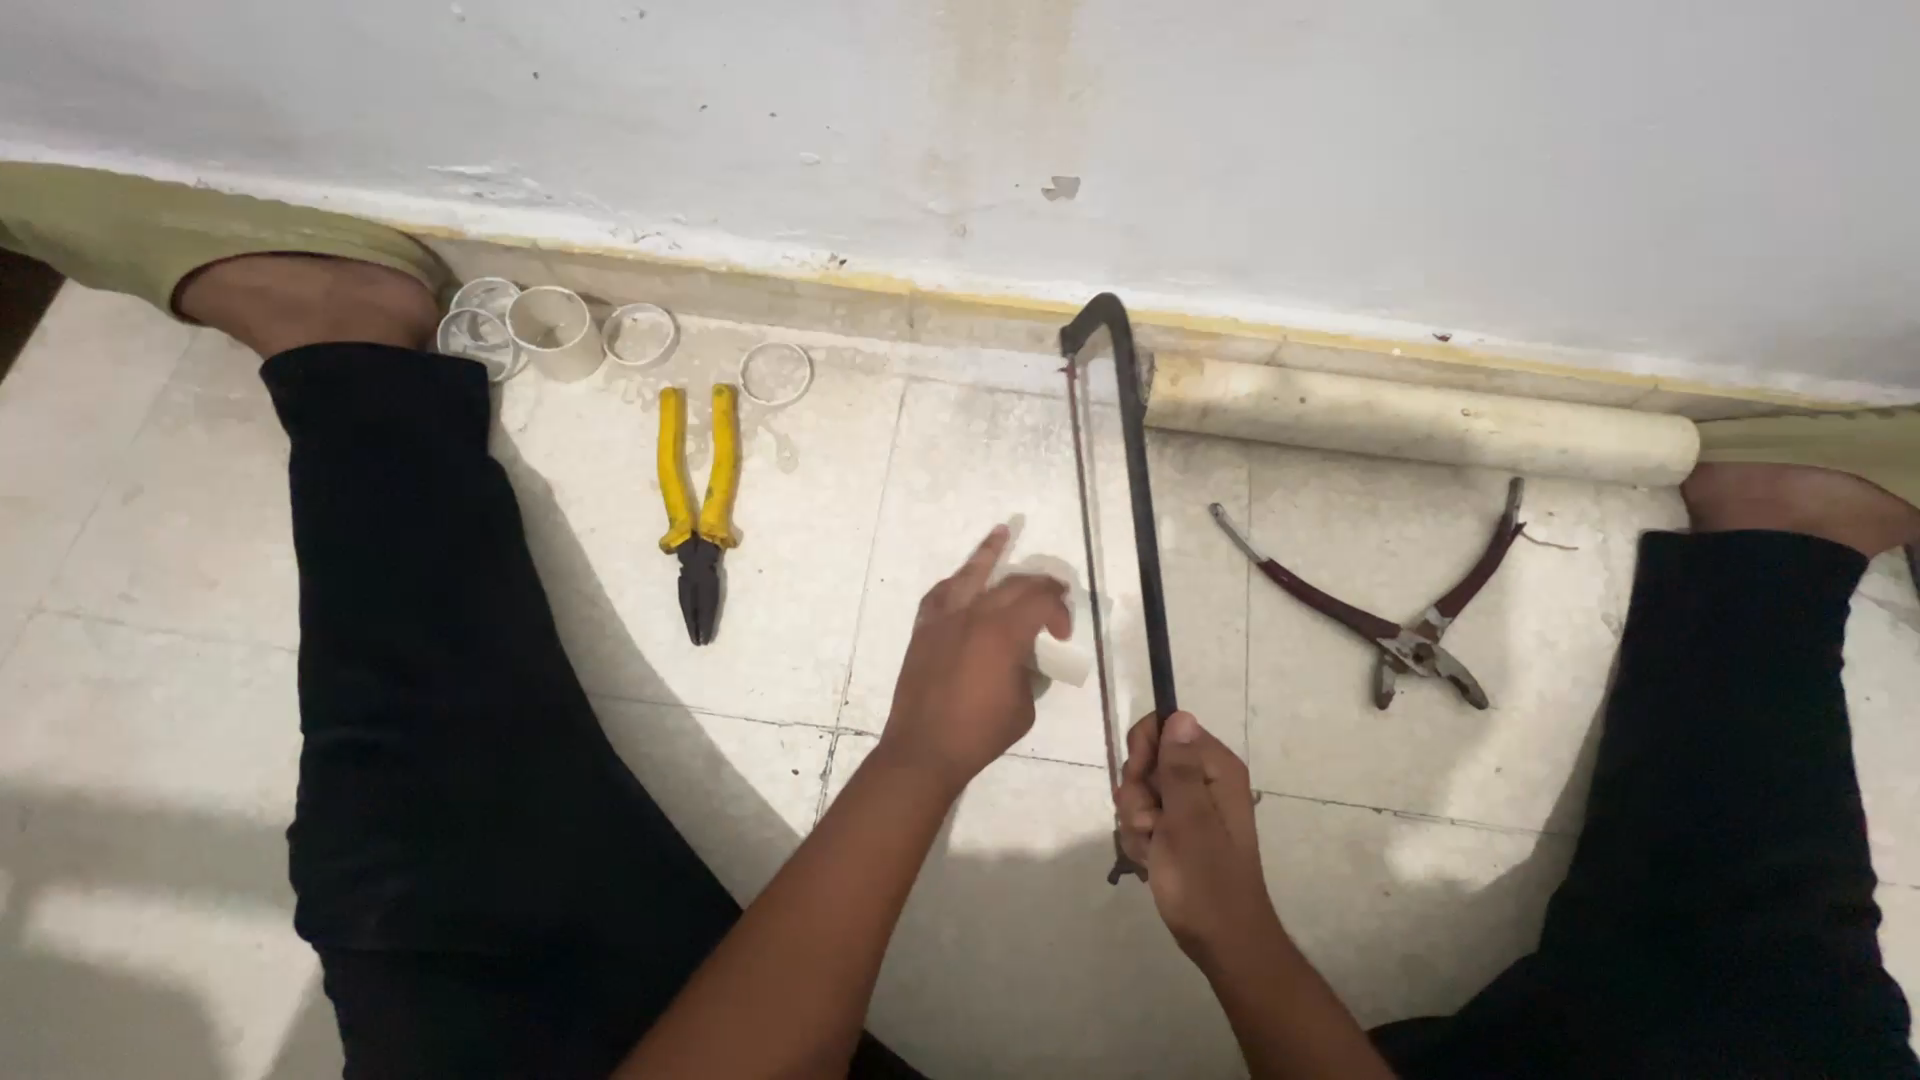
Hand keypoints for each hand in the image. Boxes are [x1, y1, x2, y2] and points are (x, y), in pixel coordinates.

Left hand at [879, 525, 1071, 794]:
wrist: (924, 747)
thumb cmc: (981, 732)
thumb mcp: (1024, 705)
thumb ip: (1029, 671)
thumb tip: (1024, 657)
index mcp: (1004, 633)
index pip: (1042, 602)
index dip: (1060, 611)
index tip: (1062, 634)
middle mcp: (974, 615)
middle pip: (1013, 583)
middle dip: (1039, 584)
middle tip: (1054, 591)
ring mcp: (945, 619)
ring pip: (971, 574)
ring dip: (990, 552)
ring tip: (1002, 532)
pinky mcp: (924, 630)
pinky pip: (940, 595)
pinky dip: (955, 583)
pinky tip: (962, 580)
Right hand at [1116, 711, 1280, 964]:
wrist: (1220, 940)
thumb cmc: (1206, 881)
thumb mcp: (1188, 820)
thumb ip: (1179, 767)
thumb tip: (1180, 714)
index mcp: (1215, 768)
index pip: (1165, 726)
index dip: (1143, 749)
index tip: (1140, 780)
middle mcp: (1204, 778)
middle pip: (1147, 758)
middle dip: (1136, 790)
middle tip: (1149, 822)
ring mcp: (1190, 804)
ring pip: (1139, 789)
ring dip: (1135, 818)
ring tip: (1152, 847)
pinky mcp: (1177, 828)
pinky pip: (1142, 815)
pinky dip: (1139, 836)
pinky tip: (1150, 858)